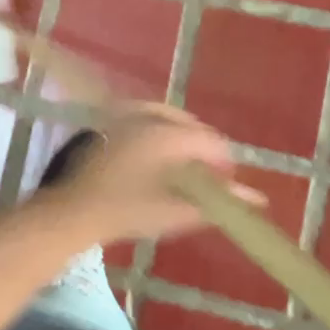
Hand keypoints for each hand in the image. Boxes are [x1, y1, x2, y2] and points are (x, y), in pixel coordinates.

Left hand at [42, 104, 260, 242]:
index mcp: (167, 133)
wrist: (73, 211)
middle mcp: (147, 116)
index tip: (225, 184)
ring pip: (165, 117)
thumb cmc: (126, 212)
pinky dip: (157, 130)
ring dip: (180, 136)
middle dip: (202, 146)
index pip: (210, 139)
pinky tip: (154, 155)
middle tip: (207, 175)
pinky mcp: (106, 124)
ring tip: (183, 165)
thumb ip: (217, 203)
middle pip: (189, 124)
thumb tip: (256, 198)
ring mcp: (123, 117)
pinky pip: (142, 118)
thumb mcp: (175, 211)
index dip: (224, 161)